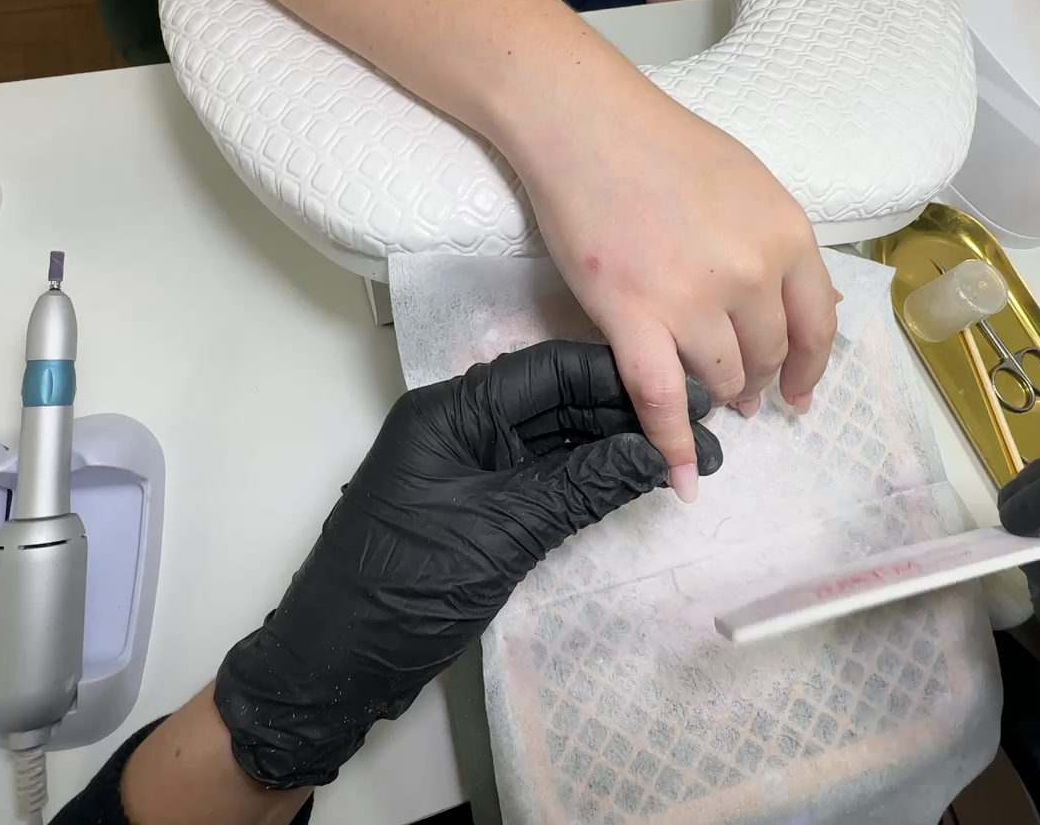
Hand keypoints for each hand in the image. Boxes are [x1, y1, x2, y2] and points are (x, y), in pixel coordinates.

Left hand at [214, 341, 721, 786]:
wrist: (337, 669)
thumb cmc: (407, 590)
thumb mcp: (502, 532)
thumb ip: (583, 486)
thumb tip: (659, 455)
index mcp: (452, 410)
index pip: (548, 370)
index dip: (619, 377)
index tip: (686, 392)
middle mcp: (464, 422)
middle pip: (558, 400)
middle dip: (627, 414)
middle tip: (702, 431)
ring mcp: (474, 462)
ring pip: (557, 437)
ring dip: (615, 446)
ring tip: (686, 457)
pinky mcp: (484, 499)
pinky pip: (545, 472)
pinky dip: (589, 476)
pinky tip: (637, 475)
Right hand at [510, 89, 834, 500]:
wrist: (588, 125)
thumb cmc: (665, 143)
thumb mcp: (751, 184)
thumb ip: (781, 246)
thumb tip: (804, 308)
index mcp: (787, 236)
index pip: (816, 327)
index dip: (810, 370)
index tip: (800, 395)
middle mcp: (750, 276)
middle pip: (767, 357)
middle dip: (760, 384)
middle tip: (747, 398)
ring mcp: (692, 301)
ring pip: (720, 379)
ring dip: (722, 399)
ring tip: (716, 407)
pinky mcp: (632, 317)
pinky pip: (660, 397)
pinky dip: (671, 442)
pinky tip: (679, 478)